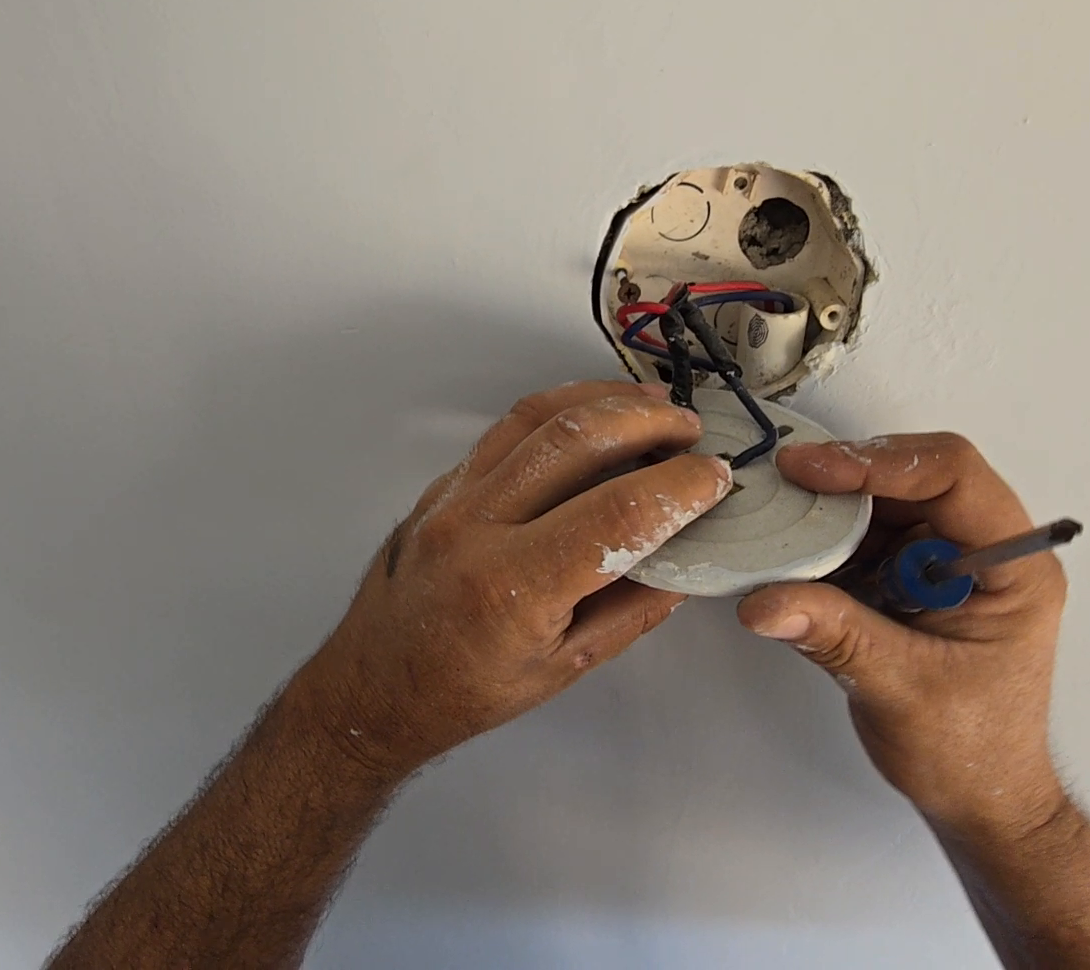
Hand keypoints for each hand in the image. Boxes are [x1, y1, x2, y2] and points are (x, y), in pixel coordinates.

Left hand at [296, 381, 734, 778]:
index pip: (615, 515)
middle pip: (574, 442)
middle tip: (689, 428)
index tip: (714, 476)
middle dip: (646, 423)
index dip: (677, 488)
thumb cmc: (464, 690)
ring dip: (601, 399)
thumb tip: (681, 557)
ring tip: (650, 402)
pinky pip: (505, 430)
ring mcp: (451, 497)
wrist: (375, 684)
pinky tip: (590, 413)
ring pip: (534, 417)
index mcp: (511, 588)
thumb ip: (630, 610)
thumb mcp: (563, 667)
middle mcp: (475, 527)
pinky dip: (556, 410)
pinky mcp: (442, 484)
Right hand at [735, 434, 1068, 836]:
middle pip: (910, 477)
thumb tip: (762, 602)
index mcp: (1008, 567)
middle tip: (781, 479)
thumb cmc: (971, 752)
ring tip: (772, 509)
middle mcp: (976, 550)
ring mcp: (935, 560)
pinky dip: (815, 537)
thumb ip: (835, 636)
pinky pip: (854, 536)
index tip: (811, 470)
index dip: (881, 462)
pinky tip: (781, 544)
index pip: (953, 478)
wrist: (974, 795)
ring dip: (823, 505)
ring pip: (876, 502)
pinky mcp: (899, 576)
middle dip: (843, 476)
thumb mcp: (902, 690)